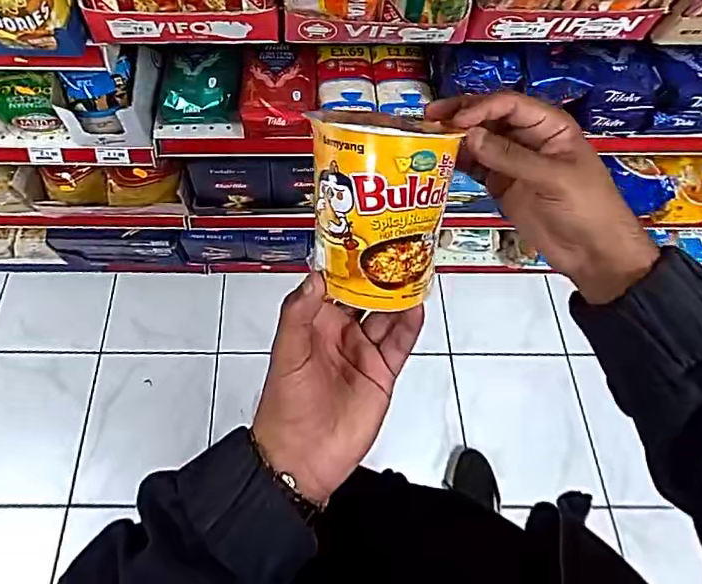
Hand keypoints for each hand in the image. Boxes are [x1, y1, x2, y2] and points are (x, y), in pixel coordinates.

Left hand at [251, 272, 423, 504]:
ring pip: (386, 315)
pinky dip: (410, 325)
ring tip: (413, 272)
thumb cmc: (285, 407)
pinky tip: (415, 308)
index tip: (361, 241)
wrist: (302, 460)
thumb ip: (298, 313)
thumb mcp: (286, 353)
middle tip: (397, 251)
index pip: (336, 283)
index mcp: (316, 321)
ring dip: (399, 296)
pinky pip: (400, 343)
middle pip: (366, 295)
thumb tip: (314, 277)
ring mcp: (362, 351)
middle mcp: (341, 332)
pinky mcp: (381, 372)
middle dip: (381, 275)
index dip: (348, 263)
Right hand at [427, 91, 658, 302]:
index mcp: (549, 126)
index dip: (481, 107)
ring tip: (428, 137)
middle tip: (431, 117)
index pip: (509, 104)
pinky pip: (475, 165)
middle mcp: (527, 137)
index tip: (458, 120)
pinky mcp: (501, 183)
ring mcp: (512, 160)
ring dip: (455, 137)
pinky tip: (440, 160)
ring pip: (478, 139)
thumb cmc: (590, 210)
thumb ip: (511, 157)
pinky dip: (458, 161)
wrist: (596, 256)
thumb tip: (470, 135)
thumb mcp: (553, 179)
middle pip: (489, 116)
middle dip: (461, 114)